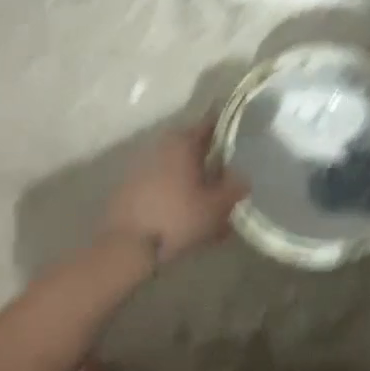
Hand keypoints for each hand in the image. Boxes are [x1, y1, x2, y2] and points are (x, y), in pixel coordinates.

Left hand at [100, 124, 248, 261]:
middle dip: (208, 157)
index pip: (209, 124)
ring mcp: (140, 167)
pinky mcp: (127, 189)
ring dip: (190, 176)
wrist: (125, 246)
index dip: (226, 128)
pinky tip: (182, 212)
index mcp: (182, 143)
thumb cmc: (176, 218)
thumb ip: (233, 189)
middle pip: (191, 146)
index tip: (241, 134)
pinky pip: (159, 184)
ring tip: (206, 197)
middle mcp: (160, 147)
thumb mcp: (216, 207)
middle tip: (227, 171)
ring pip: (174, 166)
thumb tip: (244, 177)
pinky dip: (172, 192)